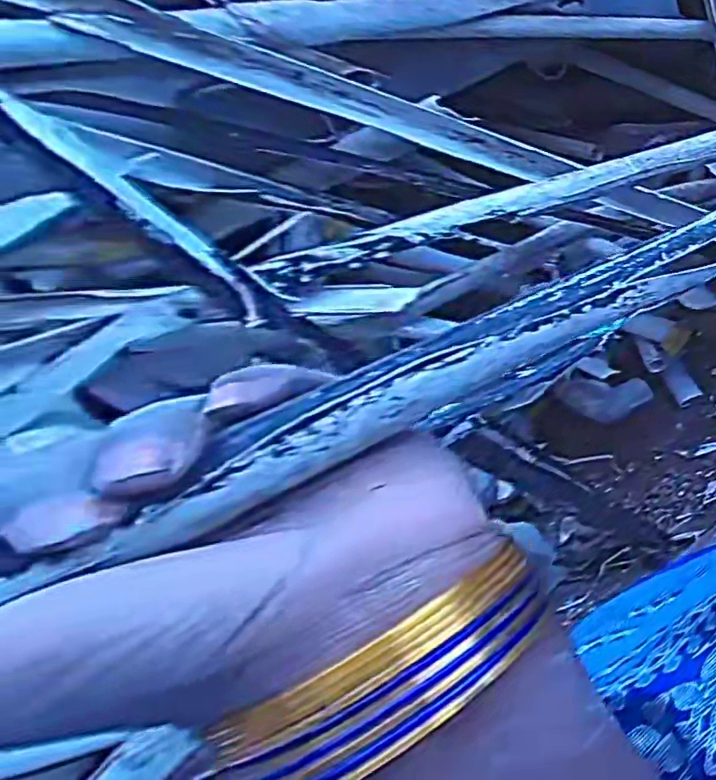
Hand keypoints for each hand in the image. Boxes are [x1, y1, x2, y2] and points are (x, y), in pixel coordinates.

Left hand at [0, 366, 498, 744]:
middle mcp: (176, 520)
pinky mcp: (333, 431)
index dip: (24, 506)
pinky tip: (234, 400)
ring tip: (165, 467)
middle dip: (80, 472)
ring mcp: (261, 471)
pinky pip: (285, 386)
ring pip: (185, 418)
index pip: (34, 509)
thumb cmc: (191, 645)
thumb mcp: (25, 661)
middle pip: (98, 457)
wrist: (354, 600)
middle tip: (94, 516)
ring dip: (159, 431)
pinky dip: (256, 383)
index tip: (45, 537)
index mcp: (94, 579)